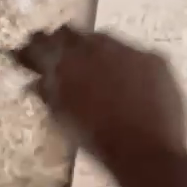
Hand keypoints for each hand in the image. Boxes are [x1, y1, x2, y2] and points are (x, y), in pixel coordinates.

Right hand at [12, 27, 186, 165]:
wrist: (145, 153)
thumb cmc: (94, 138)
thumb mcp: (60, 116)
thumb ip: (46, 91)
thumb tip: (36, 80)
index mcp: (65, 61)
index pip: (42, 41)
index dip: (35, 46)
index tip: (31, 55)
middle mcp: (95, 47)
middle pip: (73, 33)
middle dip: (65, 44)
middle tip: (65, 61)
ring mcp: (128, 50)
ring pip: (104, 41)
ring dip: (96, 52)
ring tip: (99, 73)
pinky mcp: (155, 59)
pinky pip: (133, 54)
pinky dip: (126, 63)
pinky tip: (128, 83)